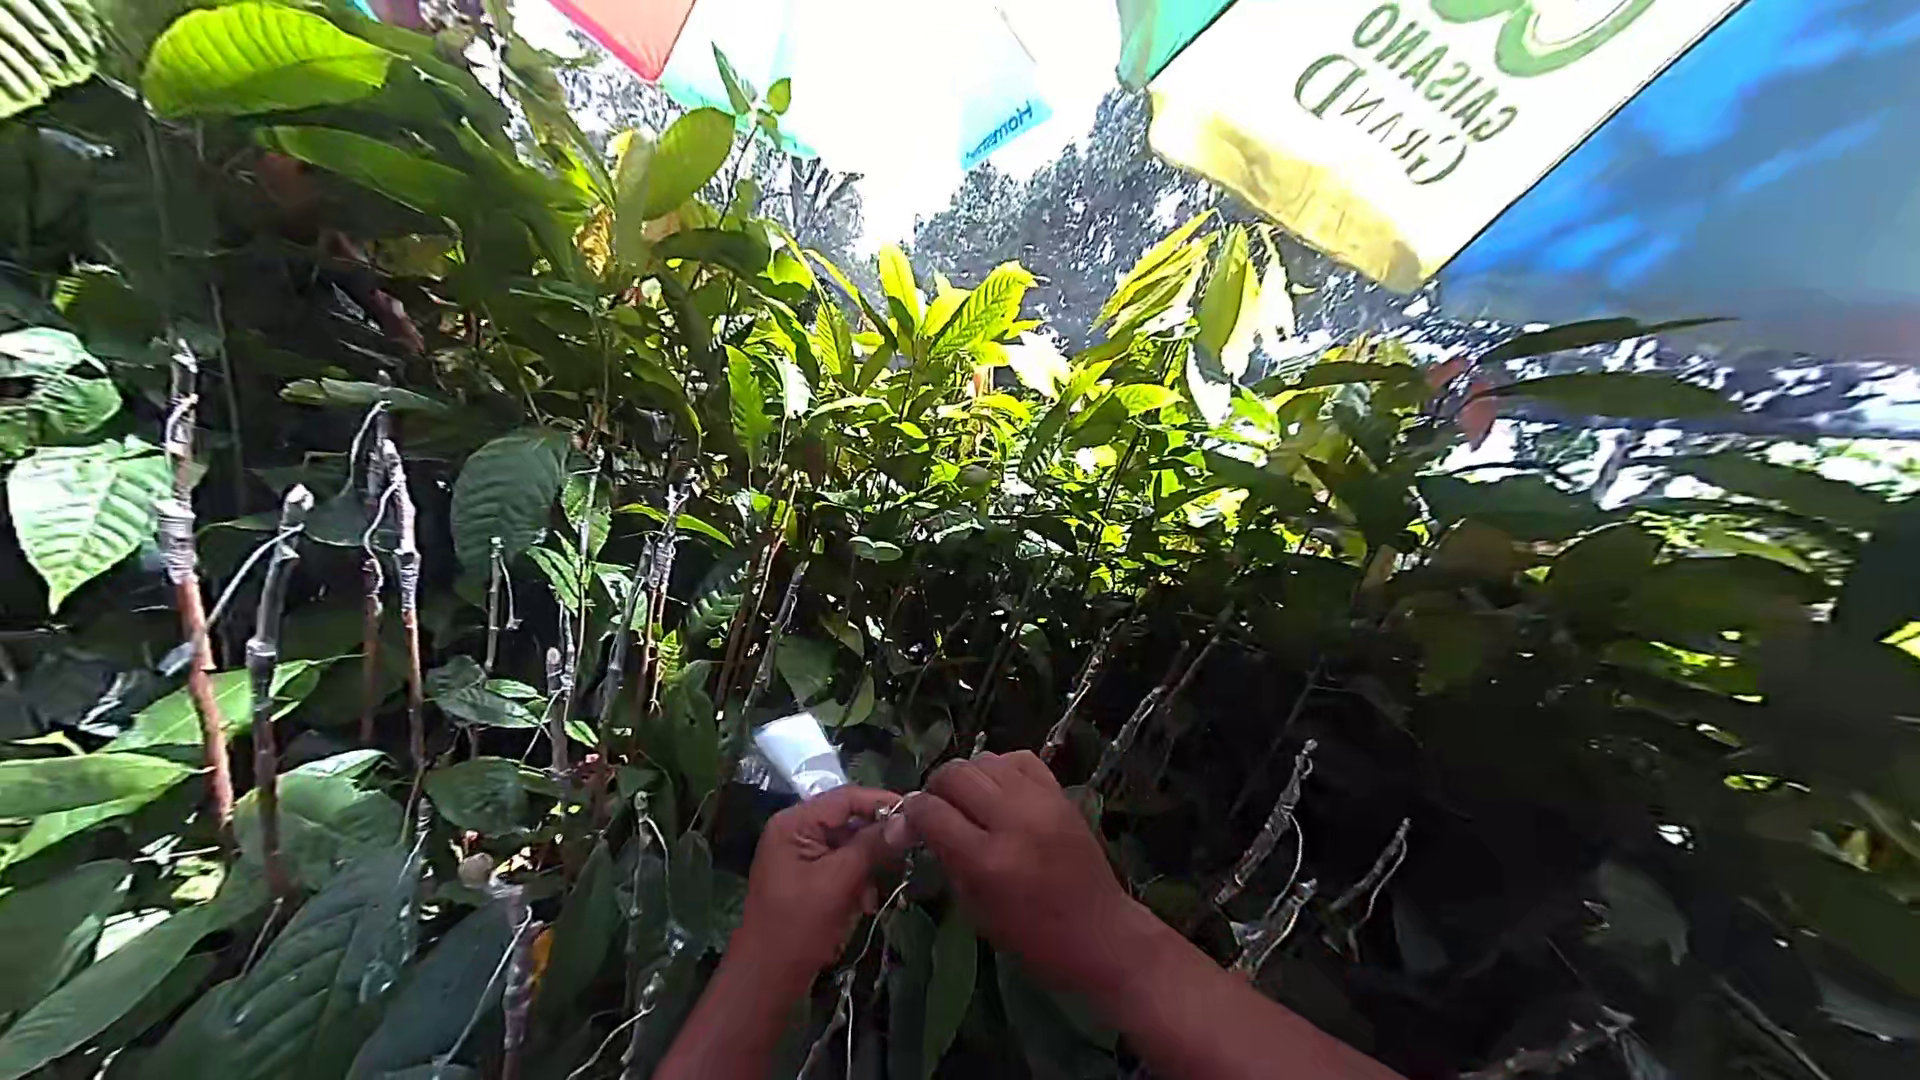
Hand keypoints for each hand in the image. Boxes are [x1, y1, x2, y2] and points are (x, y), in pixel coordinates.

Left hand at [735, 785, 901, 976]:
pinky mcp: (808, 876)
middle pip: (848, 819)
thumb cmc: (796, 929)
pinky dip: (857, 879)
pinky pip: (842, 864)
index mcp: (794, 823)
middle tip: (905, 855)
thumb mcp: (839, 882)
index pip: (846, 797)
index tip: (917, 812)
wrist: (763, 986)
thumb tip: (908, 818)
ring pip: (849, 843)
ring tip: (875, 893)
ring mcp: (800, 854)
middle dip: (875, 840)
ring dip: (868, 864)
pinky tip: (865, 903)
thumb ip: (872, 845)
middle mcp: (796, 830)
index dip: (882, 802)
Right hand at [899, 751, 1138, 994]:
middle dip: (935, 787)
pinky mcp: (1059, 791)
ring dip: (966, 776)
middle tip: (936, 807)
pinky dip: (1000, 767)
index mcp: (988, 860)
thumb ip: (946, 858)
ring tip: (967, 798)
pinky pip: (1018, 758)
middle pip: (955, 774)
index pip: (932, 813)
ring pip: (984, 759)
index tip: (909, 820)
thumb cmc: (1033, 936)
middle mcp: (1012, 820)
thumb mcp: (976, 909)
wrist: (1100, 932)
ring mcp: (1039, 801)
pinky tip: (998, 788)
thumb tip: (919, 822)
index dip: (912, 813)